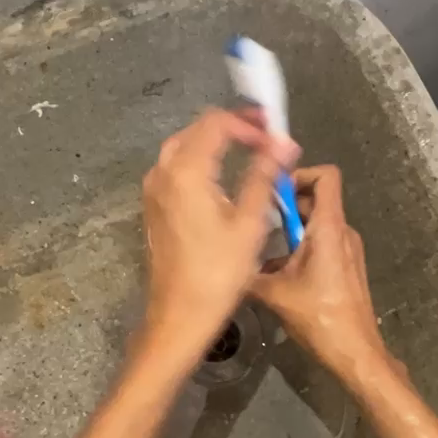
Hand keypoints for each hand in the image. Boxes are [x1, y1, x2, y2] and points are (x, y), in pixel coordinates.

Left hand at [139, 109, 298, 359]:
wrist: (179, 315)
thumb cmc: (218, 274)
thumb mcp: (250, 224)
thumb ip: (264, 176)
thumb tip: (283, 144)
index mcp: (187, 172)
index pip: (217, 123)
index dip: (249, 123)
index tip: (275, 135)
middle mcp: (163, 173)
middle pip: (197, 130)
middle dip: (232, 128)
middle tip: (265, 136)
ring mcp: (154, 191)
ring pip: (184, 148)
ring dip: (215, 144)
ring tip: (250, 152)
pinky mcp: (154, 208)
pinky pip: (177, 170)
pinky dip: (201, 162)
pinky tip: (223, 177)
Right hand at [252, 166, 392, 385]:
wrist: (355, 353)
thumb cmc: (319, 318)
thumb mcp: (274, 295)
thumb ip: (248, 273)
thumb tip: (225, 263)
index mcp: (328, 228)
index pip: (325, 176)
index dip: (299, 175)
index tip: (272, 192)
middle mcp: (342, 232)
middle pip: (315, 200)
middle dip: (285, 207)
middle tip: (256, 222)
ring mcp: (347, 250)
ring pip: (315, 225)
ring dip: (289, 232)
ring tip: (261, 251)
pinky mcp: (346, 268)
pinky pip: (321, 245)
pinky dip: (299, 250)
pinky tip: (278, 274)